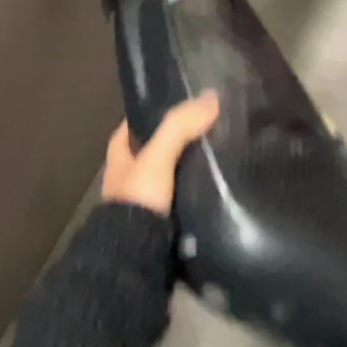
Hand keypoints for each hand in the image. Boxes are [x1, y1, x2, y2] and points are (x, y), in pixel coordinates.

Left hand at [101, 93, 219, 215]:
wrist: (137, 249)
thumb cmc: (139, 197)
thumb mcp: (157, 156)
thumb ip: (179, 127)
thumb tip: (211, 96)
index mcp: (119, 152)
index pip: (141, 120)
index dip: (163, 109)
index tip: (194, 101)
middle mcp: (128, 171)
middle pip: (159, 145)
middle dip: (183, 137)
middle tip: (218, 126)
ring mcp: (145, 195)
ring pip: (173, 170)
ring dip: (192, 164)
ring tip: (227, 151)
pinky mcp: (161, 216)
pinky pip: (182, 193)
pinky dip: (196, 186)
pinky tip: (220, 182)